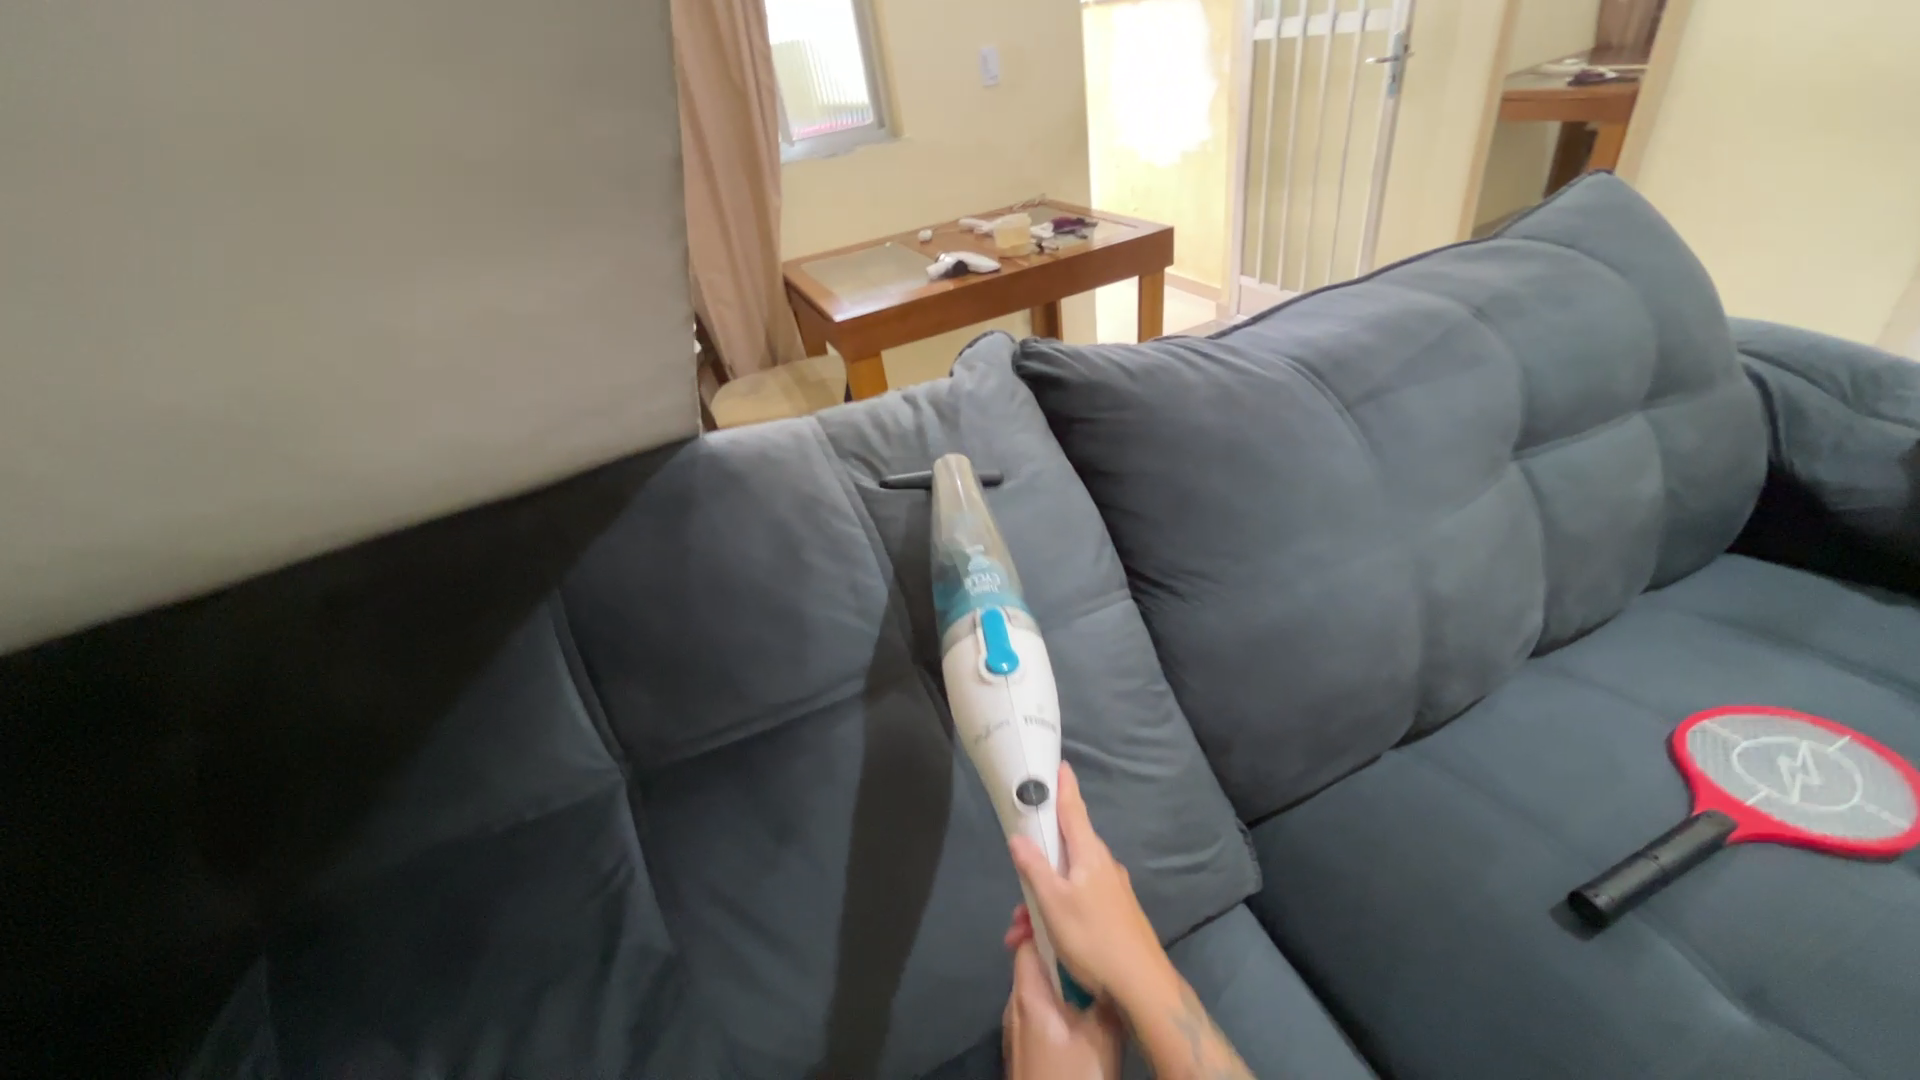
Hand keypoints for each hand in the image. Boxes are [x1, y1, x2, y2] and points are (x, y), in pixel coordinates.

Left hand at [1003, 930, 1123, 1078]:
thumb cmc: (1075, 1077)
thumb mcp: (1103, 1036)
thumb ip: (1107, 998)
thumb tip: (1116, 971)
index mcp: (1028, 995)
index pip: (1027, 943)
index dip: (1045, 926)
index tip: (1069, 917)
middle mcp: (1014, 1007)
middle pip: (1032, 966)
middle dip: (1058, 955)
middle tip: (1088, 949)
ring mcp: (1016, 1032)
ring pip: (1037, 993)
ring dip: (1059, 983)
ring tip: (1090, 980)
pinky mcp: (1023, 1053)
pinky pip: (1038, 1016)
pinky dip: (1056, 1006)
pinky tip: (1080, 1017)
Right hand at [1008, 762, 1174, 1006]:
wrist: (1141, 985)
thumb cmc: (1093, 938)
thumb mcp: (1053, 904)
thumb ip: (1034, 868)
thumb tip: (1018, 836)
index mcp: (1089, 853)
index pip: (1074, 809)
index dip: (1064, 786)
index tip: (1059, 764)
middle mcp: (1103, 864)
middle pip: (1065, 848)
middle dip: (1037, 864)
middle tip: (1017, 894)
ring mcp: (1112, 888)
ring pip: (1068, 880)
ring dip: (1042, 898)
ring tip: (1023, 932)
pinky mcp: (1115, 911)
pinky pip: (1078, 899)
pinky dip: (1058, 912)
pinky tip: (1045, 941)